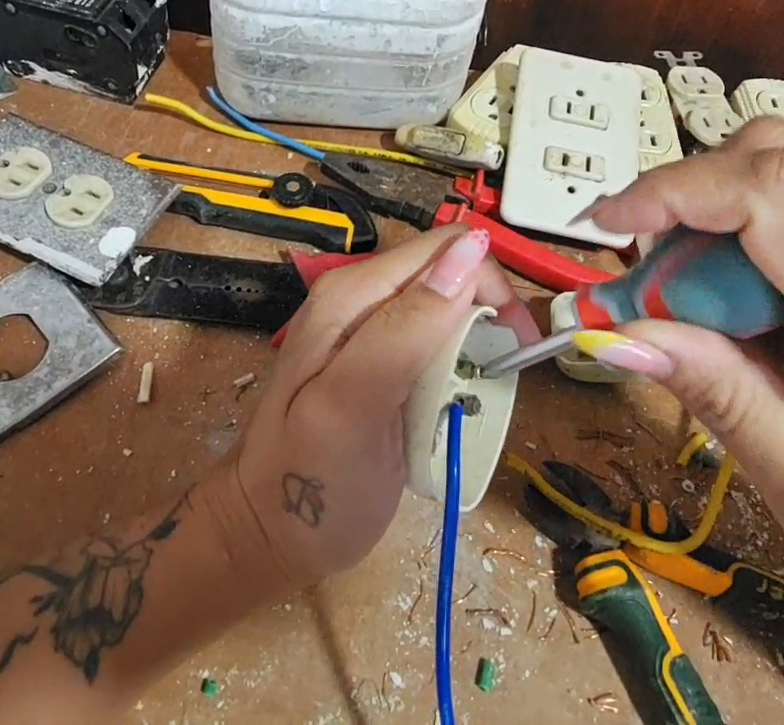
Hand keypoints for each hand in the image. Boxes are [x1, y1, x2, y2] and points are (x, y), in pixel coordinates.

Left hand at [209, 226, 538, 591]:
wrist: (267, 531)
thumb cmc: (308, 483)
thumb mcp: (353, 405)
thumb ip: (405, 328)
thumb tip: (469, 253)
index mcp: (351, 294)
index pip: (446, 251)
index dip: (491, 288)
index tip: (516, 346)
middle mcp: (357, 297)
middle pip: (449, 272)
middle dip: (489, 314)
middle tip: (503, 375)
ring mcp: (364, 327)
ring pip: (445, 305)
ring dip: (476, 341)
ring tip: (482, 392)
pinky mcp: (374, 357)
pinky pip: (432, 338)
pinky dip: (457, 363)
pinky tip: (455, 398)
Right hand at [578, 119, 783, 636]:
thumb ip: (726, 408)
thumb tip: (622, 339)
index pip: (772, 197)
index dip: (673, 191)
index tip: (605, 228)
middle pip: (774, 155)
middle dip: (682, 201)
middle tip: (647, 283)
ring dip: (717, 213)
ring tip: (697, 299)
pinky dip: (757, 232)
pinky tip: (758, 308)